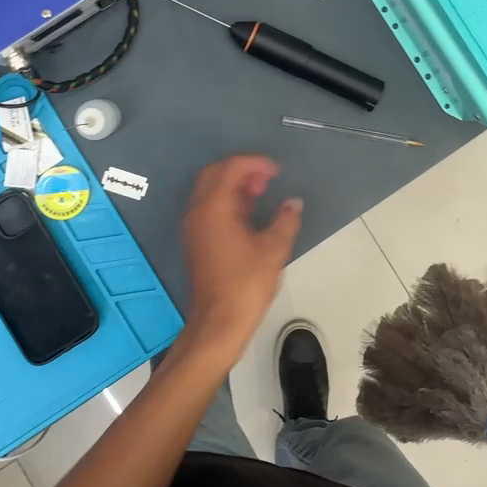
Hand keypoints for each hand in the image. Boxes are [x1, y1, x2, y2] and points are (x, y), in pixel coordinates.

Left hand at [177, 156, 302, 362]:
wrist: (218, 322)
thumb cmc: (246, 284)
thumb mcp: (273, 249)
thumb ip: (285, 220)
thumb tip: (293, 204)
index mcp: (213, 207)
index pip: (230, 169)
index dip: (255, 163)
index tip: (277, 170)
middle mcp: (197, 211)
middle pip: (215, 175)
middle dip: (241, 171)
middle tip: (267, 179)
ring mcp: (193, 227)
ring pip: (210, 191)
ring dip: (234, 187)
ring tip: (261, 193)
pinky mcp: (196, 241)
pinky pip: (209, 208)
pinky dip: (227, 203)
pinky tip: (248, 215)